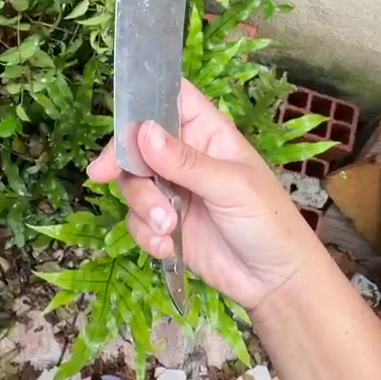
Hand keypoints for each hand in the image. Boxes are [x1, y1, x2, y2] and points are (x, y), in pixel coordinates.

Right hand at [86, 80, 328, 310]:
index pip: (172, 98)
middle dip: (124, 161)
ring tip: (167, 227)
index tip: (121, 121)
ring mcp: (173, 189)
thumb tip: (144, 131)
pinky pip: (136, 219)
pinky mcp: (165, 223)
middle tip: (105, 174)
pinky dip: (144, 233)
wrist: (275, 281)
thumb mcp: (231, 186)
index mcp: (207, 132)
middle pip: (138, 141)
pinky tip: (167, 247)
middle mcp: (185, 155)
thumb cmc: (268, 221)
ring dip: (142, 204)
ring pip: (133, 182)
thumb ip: (186, 161)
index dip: (144, 100)